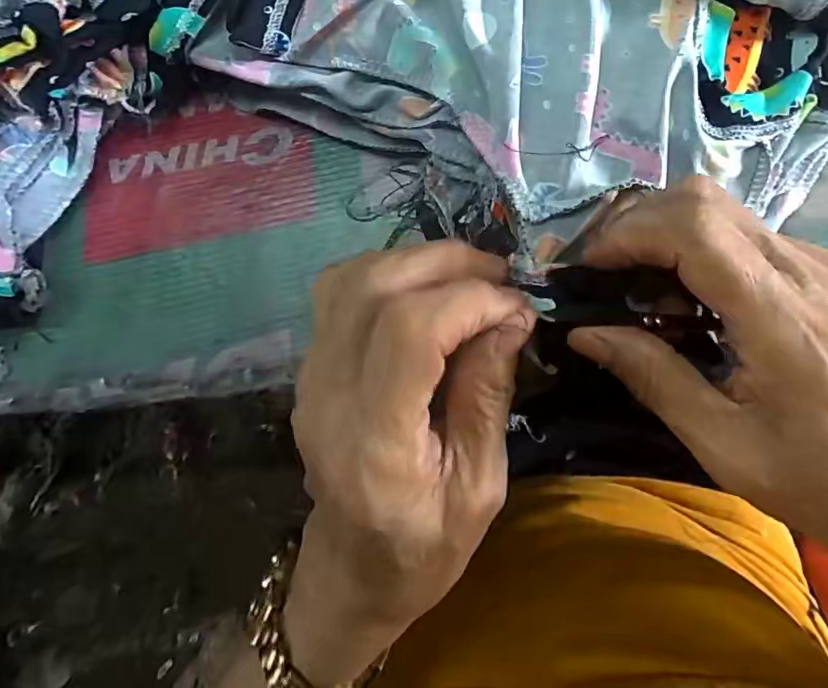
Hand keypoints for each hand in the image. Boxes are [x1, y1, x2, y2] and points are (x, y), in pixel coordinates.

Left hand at [285, 241, 535, 683]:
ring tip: (468, 275)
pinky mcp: (310, 362)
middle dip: (446, 264)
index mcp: (374, 440)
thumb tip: (512, 314)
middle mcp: (329, 392)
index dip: (469, 300)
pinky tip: (425, 288)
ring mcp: (310, 373)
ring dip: (416, 259)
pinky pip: (341, 290)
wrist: (349, 569)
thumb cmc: (423, 548)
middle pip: (375, 287)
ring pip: (352, 276)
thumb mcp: (479, 489)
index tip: (517, 307)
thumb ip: (489, 395)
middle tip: (499, 275)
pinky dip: (388, 271)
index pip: (409, 331)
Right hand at [564, 178, 827, 577]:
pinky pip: (746, 231)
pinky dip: (696, 242)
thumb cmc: (824, 483)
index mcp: (783, 316)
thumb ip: (651, 375)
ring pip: (722, 208)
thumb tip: (583, 332)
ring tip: (632, 274)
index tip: (589, 267)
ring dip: (664, 227)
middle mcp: (808, 270)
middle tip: (602, 267)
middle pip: (703, 200)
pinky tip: (683, 287)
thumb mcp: (723, 444)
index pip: (693, 228)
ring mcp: (823, 265)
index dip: (629, 233)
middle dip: (637, 222)